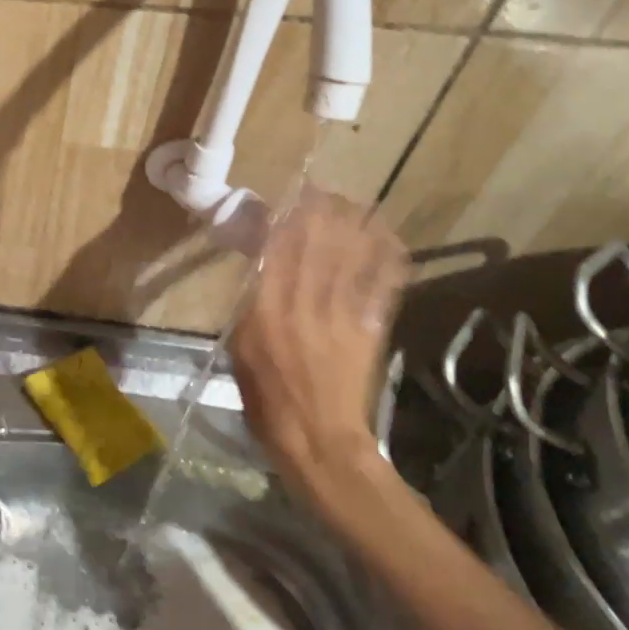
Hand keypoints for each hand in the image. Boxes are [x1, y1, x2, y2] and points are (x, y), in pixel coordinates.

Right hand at [233, 189, 407, 507]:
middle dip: (321, 212)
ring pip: (351, 256)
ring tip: (352, 202)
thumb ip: (252, 309)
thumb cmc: (267, 400)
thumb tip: (260, 272)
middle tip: (320, 189)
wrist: (318, 440)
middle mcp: (306, 305)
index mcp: (267, 311)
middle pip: (318, 245)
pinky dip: (387, 257)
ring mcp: (343, 315)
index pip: (277, 251)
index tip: (284, 197)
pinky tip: (388, 237)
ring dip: (354, 225)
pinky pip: (381, 285)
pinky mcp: (370, 329)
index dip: (283, 219)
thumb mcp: (240, 351)